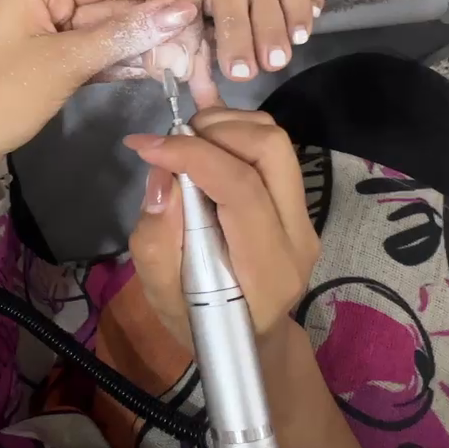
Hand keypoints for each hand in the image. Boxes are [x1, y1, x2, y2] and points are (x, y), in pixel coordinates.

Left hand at [0, 0, 201, 203]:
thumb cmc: (1, 93)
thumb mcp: (65, 62)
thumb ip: (122, 36)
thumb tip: (179, 10)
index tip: (195, 7)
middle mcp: (44, 3)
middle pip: (107, 6)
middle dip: (147, 24)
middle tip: (198, 41)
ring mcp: (47, 36)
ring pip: (102, 34)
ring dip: (137, 47)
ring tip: (186, 58)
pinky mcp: (50, 66)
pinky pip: (91, 56)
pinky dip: (117, 64)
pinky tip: (153, 70)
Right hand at [124, 88, 319, 343]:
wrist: (249, 340)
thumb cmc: (200, 323)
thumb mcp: (162, 295)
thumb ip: (157, 239)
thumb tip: (162, 176)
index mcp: (267, 268)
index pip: (241, 188)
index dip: (192, 155)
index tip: (145, 146)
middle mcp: (297, 235)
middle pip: (270, 150)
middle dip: (214, 130)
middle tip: (172, 142)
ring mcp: (303, 215)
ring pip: (274, 139)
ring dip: (225, 123)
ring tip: (186, 140)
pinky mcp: (294, 200)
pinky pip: (270, 146)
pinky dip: (234, 122)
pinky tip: (203, 107)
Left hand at [145, 0, 326, 83]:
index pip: (192, 28)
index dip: (194, 59)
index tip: (199, 81)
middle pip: (243, 27)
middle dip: (241, 55)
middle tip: (245, 76)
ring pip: (282, 10)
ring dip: (278, 37)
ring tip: (278, 56)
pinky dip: (309, 1)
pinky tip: (309, 13)